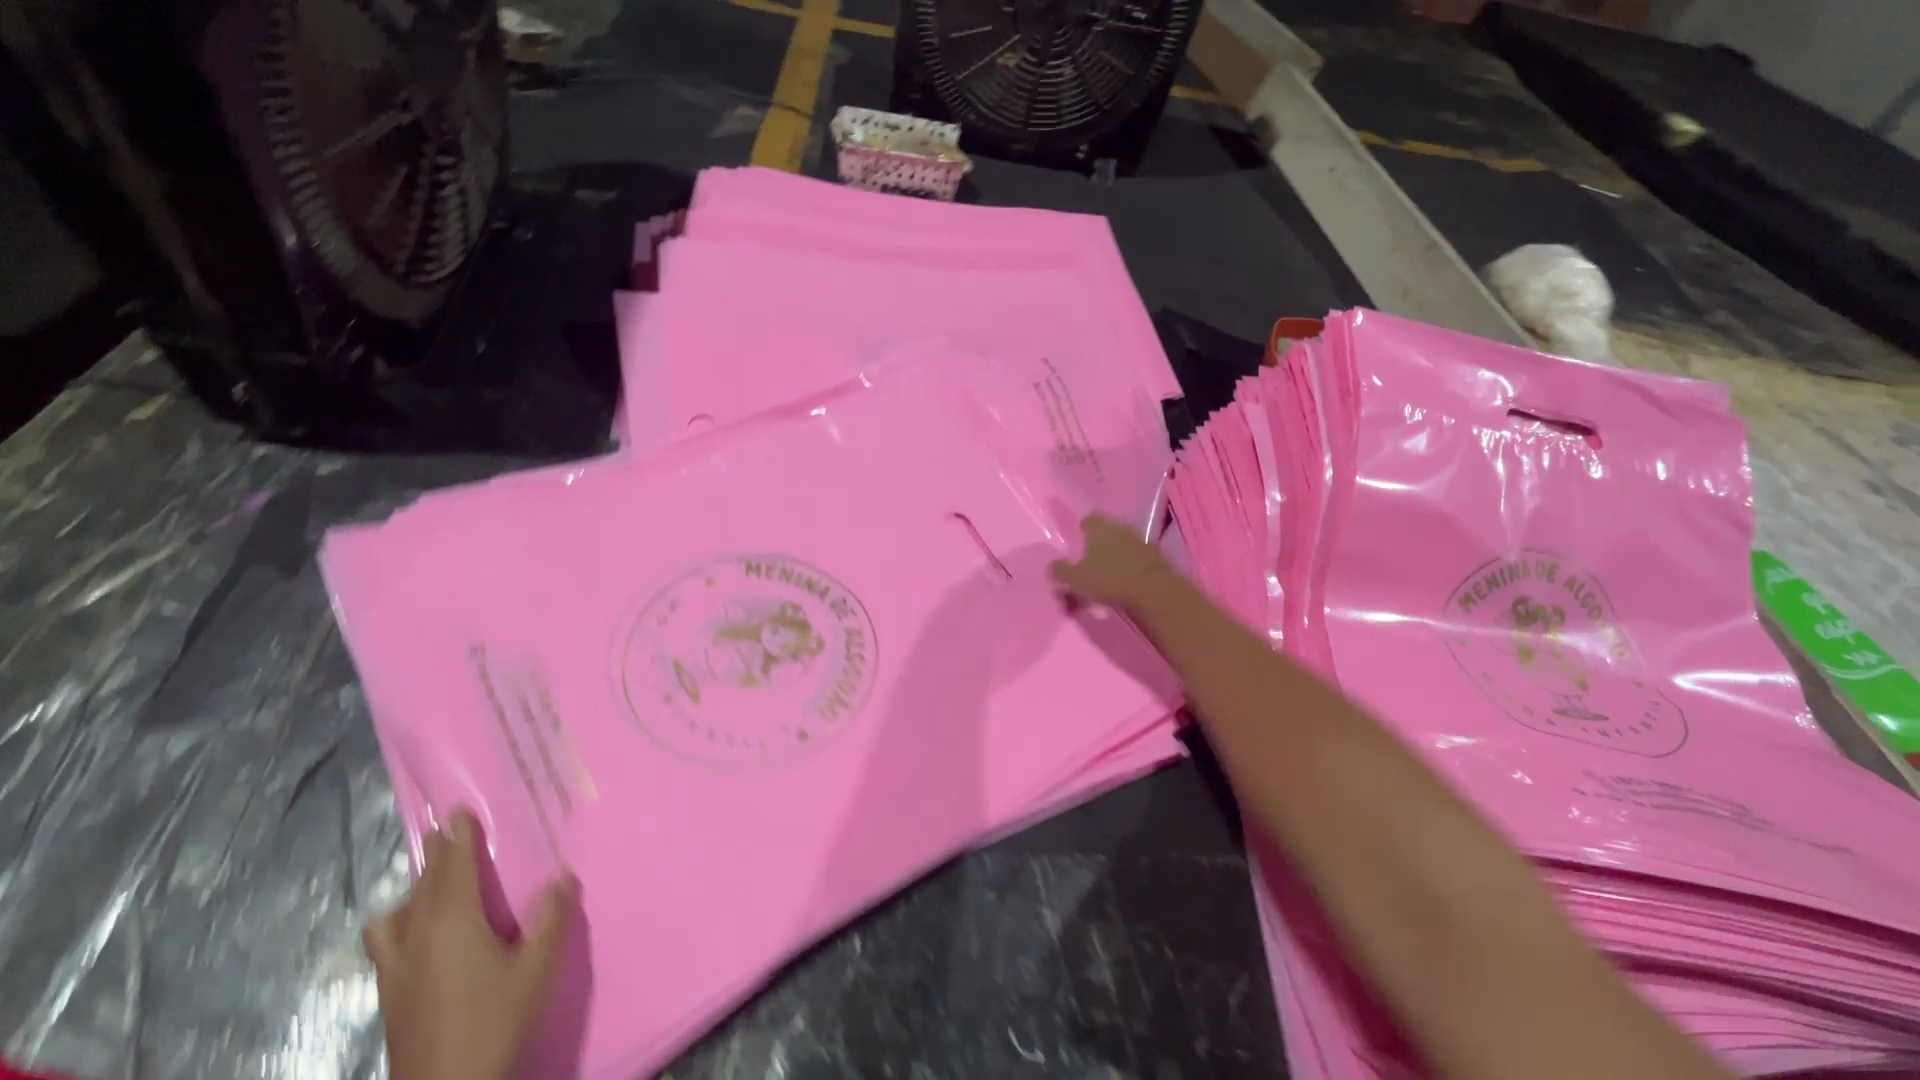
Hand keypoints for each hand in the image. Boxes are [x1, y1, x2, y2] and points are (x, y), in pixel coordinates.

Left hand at [365, 811, 577, 1079]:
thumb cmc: (495, 1022)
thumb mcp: (537, 971)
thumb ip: (550, 920)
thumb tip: (562, 876)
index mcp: (453, 920)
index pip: (454, 866)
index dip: (459, 837)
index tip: (459, 811)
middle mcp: (417, 932)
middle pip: (425, 882)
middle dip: (438, 854)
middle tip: (447, 831)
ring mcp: (396, 962)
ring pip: (399, 909)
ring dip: (416, 887)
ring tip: (432, 882)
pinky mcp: (388, 988)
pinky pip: (386, 938)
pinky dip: (397, 919)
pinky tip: (410, 931)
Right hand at [1049, 513, 1177, 610]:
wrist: (1153, 590)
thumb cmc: (1109, 579)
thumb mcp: (1076, 580)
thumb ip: (1061, 572)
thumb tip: (1050, 566)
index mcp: (1100, 530)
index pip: (1090, 519)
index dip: (1084, 526)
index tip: (1080, 535)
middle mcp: (1121, 529)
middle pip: (1108, 530)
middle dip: (1100, 541)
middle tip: (1091, 557)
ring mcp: (1141, 542)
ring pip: (1124, 543)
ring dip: (1117, 553)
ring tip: (1109, 571)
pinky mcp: (1156, 557)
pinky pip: (1138, 557)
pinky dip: (1132, 565)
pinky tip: (1127, 579)